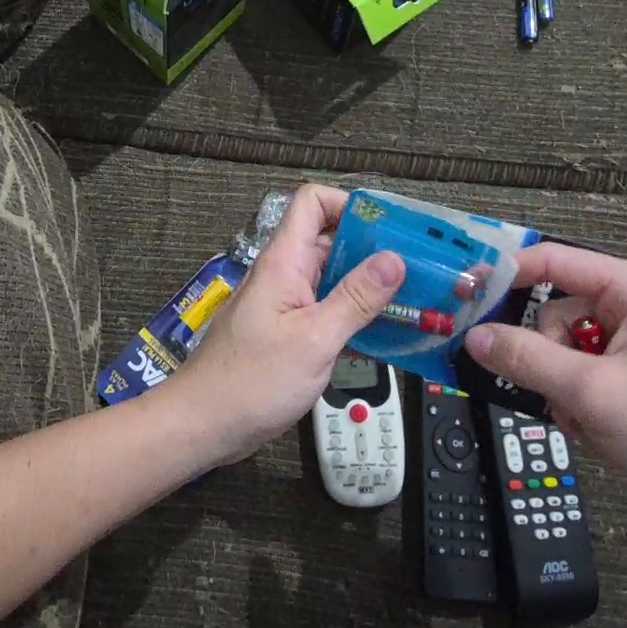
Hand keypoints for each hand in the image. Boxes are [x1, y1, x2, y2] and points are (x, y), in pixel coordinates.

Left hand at [160, 185, 405, 467]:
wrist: (204, 424)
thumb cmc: (252, 381)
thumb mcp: (314, 339)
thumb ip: (355, 299)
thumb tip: (394, 258)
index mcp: (284, 262)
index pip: (312, 202)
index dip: (350, 204)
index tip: (391, 227)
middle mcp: (285, 275)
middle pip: (331, 240)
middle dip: (375, 249)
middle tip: (422, 266)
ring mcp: (287, 304)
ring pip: (334, 279)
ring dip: (371, 288)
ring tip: (418, 301)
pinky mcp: (290, 333)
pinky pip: (329, 311)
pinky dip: (357, 318)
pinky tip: (390, 336)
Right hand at [460, 243, 626, 538]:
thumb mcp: (594, 395)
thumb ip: (526, 358)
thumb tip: (471, 335)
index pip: (555, 260)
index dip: (505, 274)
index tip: (460, 296)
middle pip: (556, 310)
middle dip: (544, 355)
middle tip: (548, 391)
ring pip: (566, 349)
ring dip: (560, 386)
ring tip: (584, 422)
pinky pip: (586, 375)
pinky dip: (578, 402)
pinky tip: (597, 431)